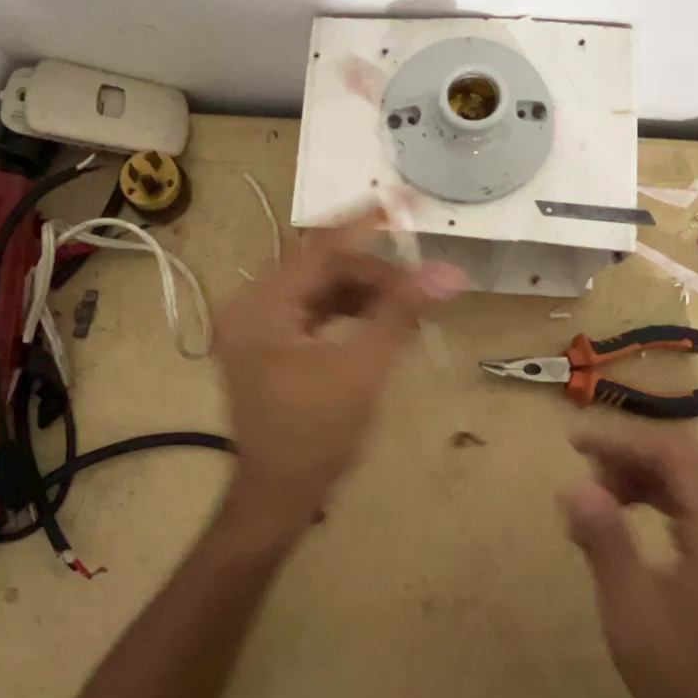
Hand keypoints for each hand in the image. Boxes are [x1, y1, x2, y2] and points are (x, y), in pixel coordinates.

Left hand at [214, 207, 466, 524]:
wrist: (278, 496)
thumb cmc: (315, 437)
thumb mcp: (362, 370)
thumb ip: (400, 313)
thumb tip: (448, 272)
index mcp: (260, 308)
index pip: (318, 250)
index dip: (365, 224)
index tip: (405, 202)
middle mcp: (249, 309)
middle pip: (317, 268)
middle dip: (370, 268)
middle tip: (419, 273)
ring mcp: (255, 329)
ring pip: (317, 290)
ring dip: (361, 290)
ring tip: (408, 297)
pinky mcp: (268, 348)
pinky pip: (312, 313)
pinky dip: (347, 312)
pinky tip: (381, 317)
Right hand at [561, 423, 697, 697]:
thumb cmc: (677, 664)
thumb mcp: (629, 601)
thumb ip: (604, 537)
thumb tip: (573, 485)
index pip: (672, 453)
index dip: (621, 441)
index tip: (574, 444)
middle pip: (682, 461)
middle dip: (628, 457)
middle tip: (581, 473)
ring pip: (687, 482)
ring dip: (639, 478)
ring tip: (595, 496)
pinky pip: (691, 506)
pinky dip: (654, 500)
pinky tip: (625, 517)